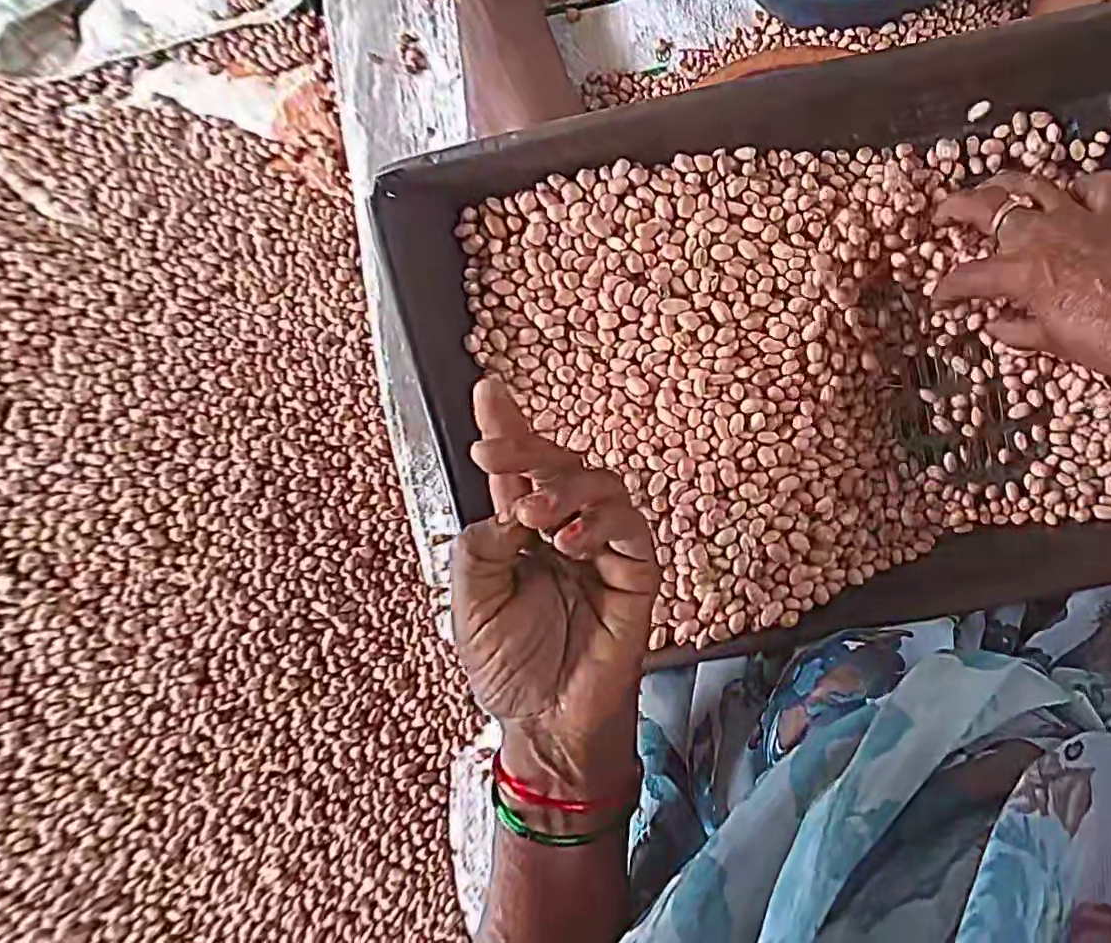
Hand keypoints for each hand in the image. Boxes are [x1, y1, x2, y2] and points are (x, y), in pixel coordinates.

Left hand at [452, 379, 657, 800]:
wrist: (549, 721)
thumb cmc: (511, 664)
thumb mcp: (473, 603)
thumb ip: (484, 545)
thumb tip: (513, 501)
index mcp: (525, 532)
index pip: (520, 470)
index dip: (509, 428)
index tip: (489, 390)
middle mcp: (567, 528)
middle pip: (561, 465)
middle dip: (530, 451)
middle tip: (497, 453)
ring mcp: (606, 545)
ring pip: (600, 485)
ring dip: (566, 487)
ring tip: (534, 514)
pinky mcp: (637, 566)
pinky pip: (629, 525)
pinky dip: (600, 522)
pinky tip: (570, 541)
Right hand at [930, 172, 1110, 379]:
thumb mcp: (1056, 344)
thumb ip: (1018, 331)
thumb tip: (994, 325)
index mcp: (1023, 271)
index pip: (968, 275)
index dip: (947, 288)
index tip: (940, 298)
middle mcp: (1043, 236)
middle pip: (988, 207)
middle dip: (957, 208)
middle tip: (943, 215)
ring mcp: (1078, 219)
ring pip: (1031, 184)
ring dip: (1005, 183)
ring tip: (990, 187)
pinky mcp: (1110, 217)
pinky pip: (1090, 187)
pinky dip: (1076, 186)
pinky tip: (1068, 193)